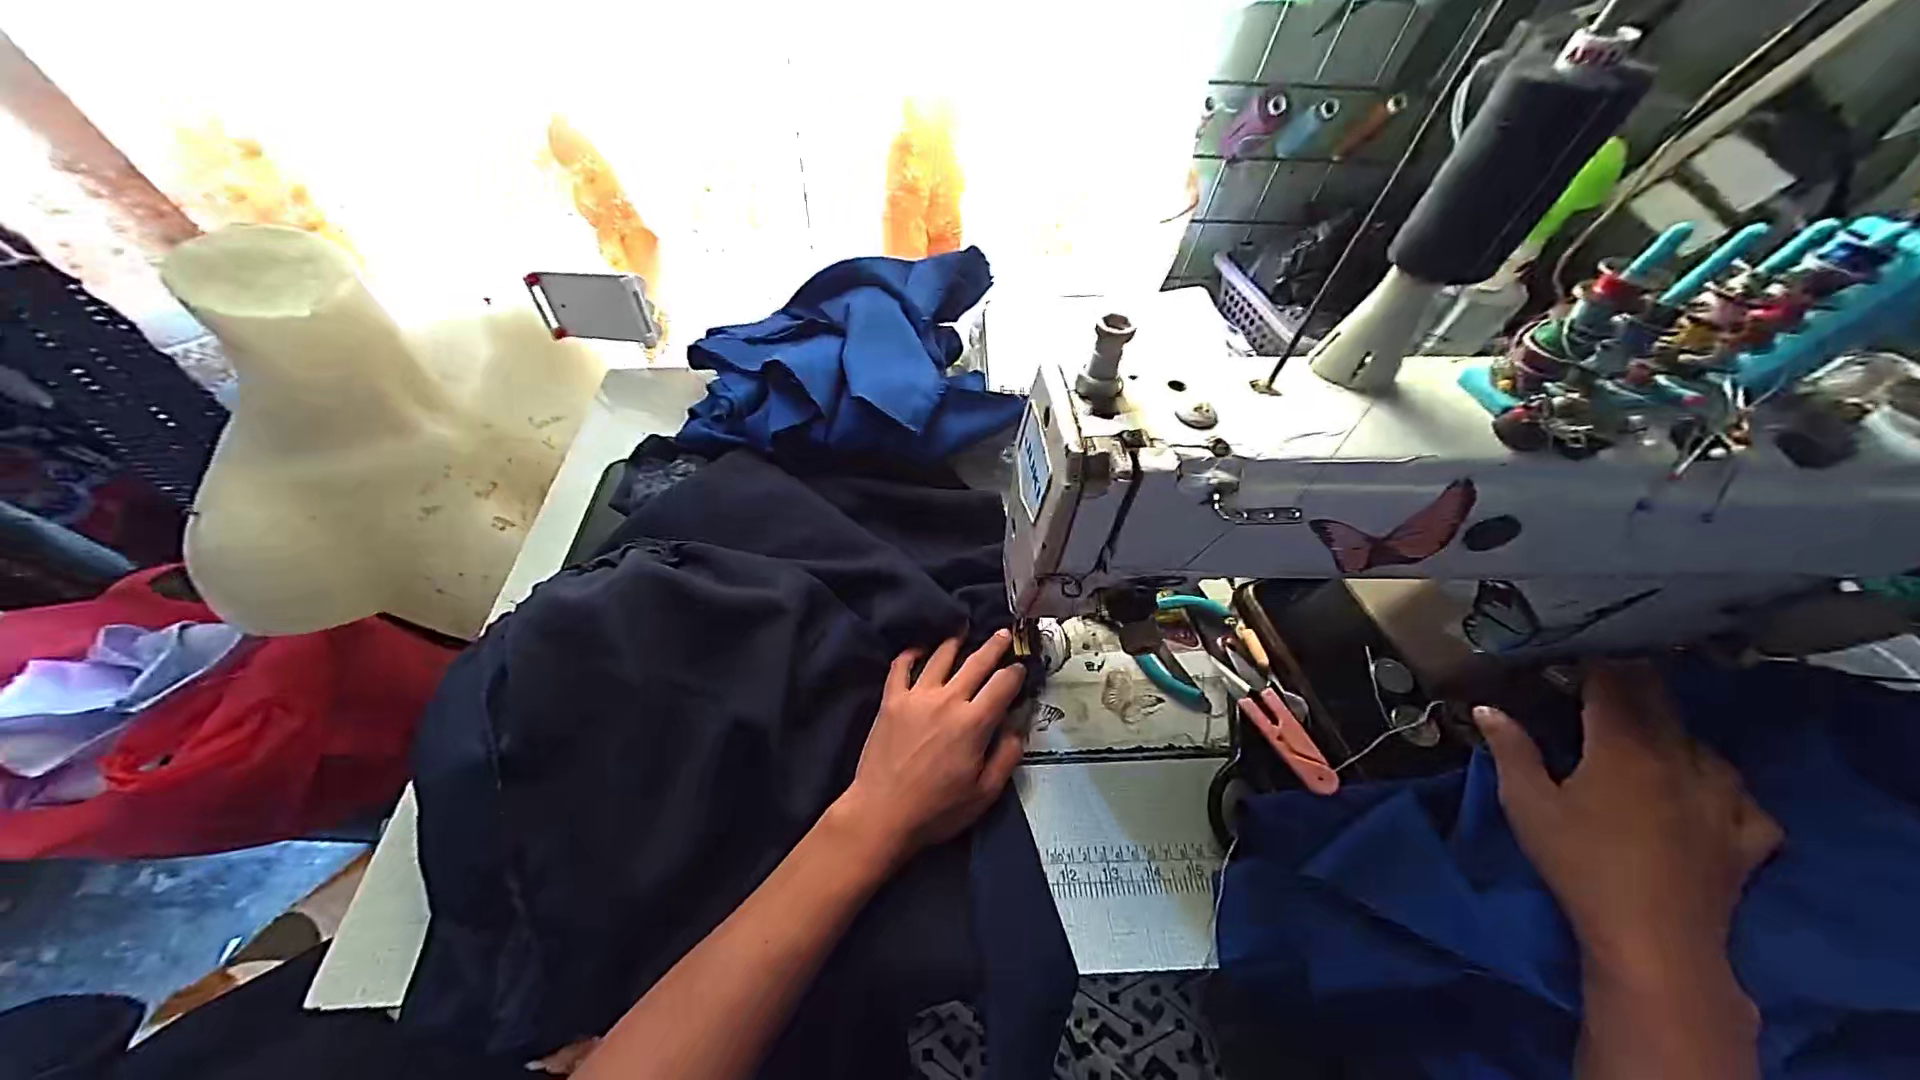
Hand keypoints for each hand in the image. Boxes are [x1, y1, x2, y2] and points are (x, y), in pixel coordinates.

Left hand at [836, 631, 1026, 862]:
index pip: (1003, 684)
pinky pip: (901, 667)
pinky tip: (918, 648)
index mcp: (974, 723)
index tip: (1021, 668)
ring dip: (955, 641)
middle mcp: (947, 701)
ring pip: (940, 657)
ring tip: (963, 631)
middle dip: (995, 646)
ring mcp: (916, 697)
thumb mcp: (985, 793)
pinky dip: (910, 653)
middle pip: (977, 662)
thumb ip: (1007, 756)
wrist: (882, 813)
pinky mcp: (891, 701)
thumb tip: (1017, 727)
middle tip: (1004, 634)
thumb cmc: (936, 809)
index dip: (1017, 672)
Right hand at [1473, 660, 1781, 983]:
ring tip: (1645, 729)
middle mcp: (1681, 762)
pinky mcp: (1748, 835)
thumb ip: (1510, 749)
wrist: (1652, 937)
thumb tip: (1487, 707)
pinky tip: (1701, 787)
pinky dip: (1717, 780)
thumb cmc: (1577, 861)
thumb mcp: (1526, 803)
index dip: (1599, 662)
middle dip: (1633, 683)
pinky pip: (1740, 794)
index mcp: (1624, 750)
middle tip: (1603, 673)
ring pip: (1701, 745)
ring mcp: (1723, 799)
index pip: (1616, 688)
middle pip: (1661, 707)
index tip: (1579, 645)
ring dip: (1671, 729)